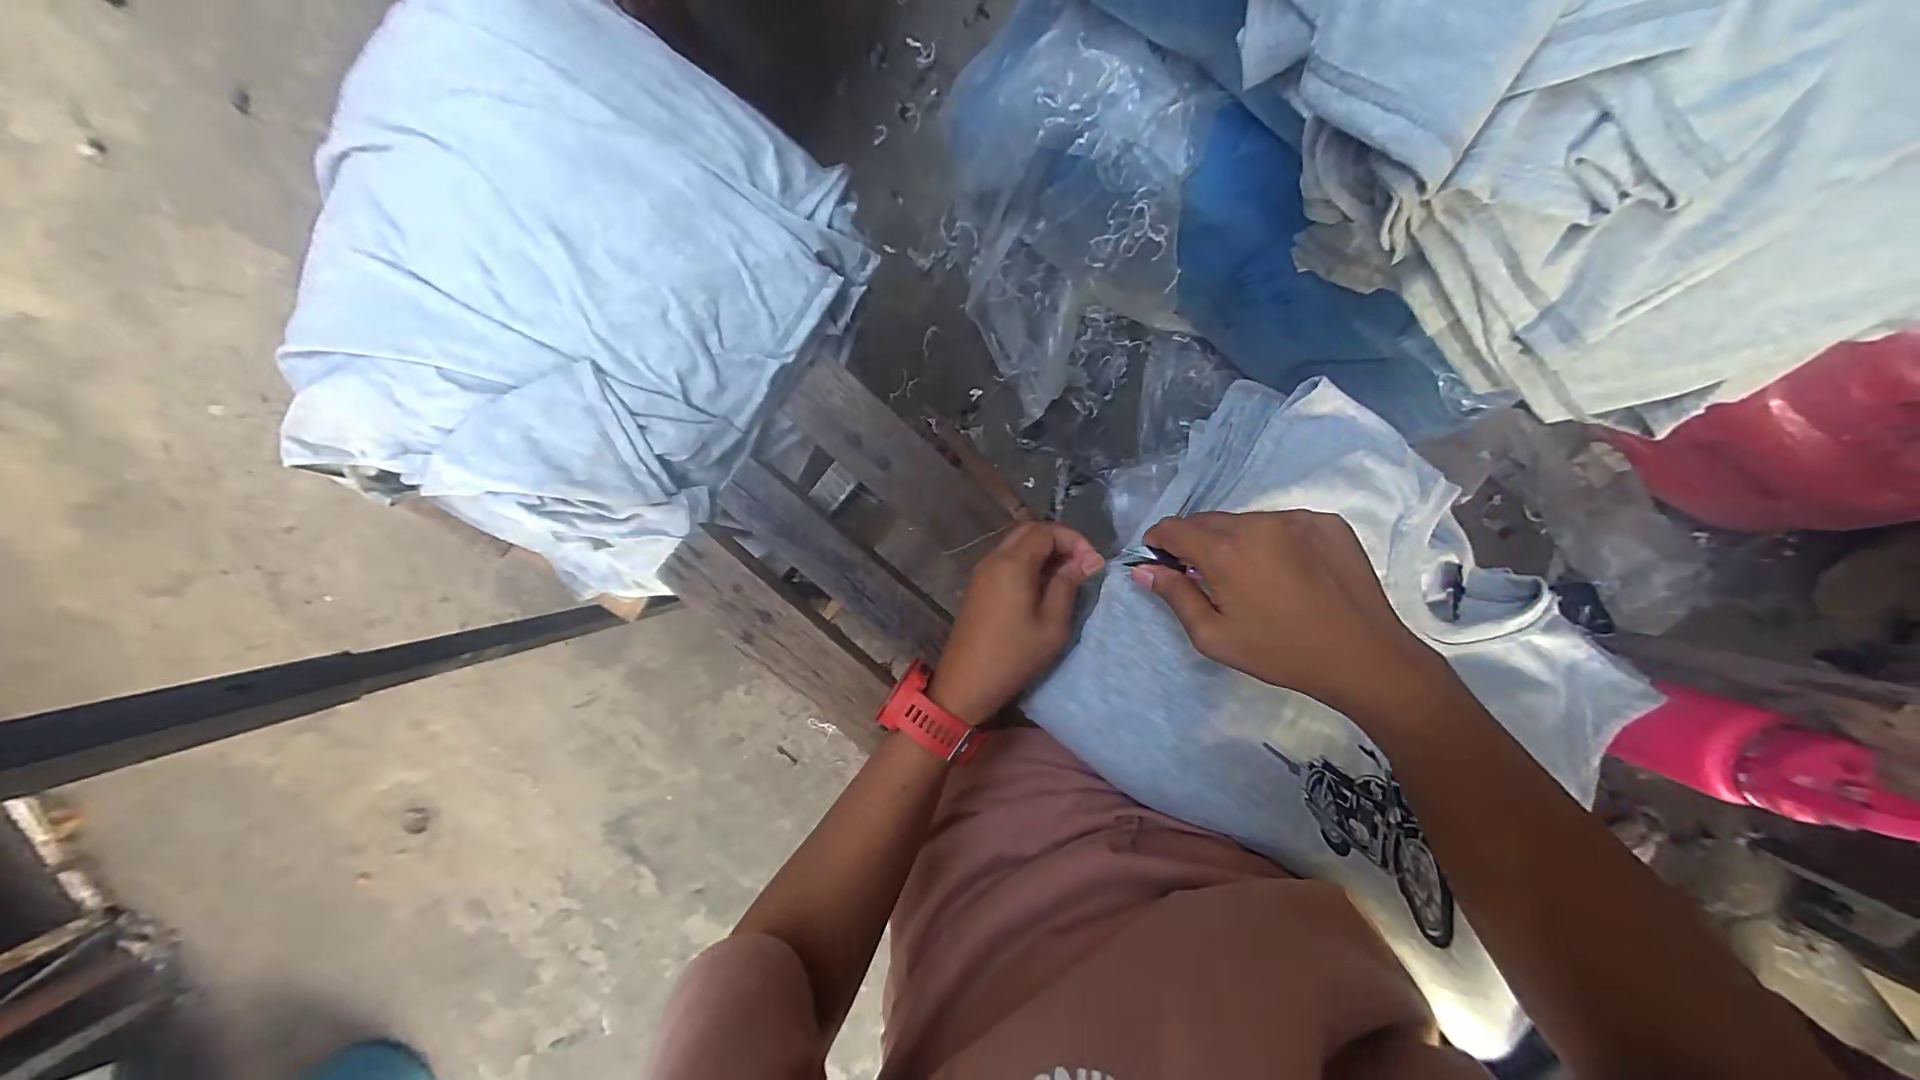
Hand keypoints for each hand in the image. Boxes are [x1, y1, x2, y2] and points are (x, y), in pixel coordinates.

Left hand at [929, 522, 1104, 725]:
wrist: (967, 682)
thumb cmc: (1014, 655)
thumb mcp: (1053, 624)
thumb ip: (1068, 585)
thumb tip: (1087, 560)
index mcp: (1012, 563)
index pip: (1046, 530)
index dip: (1074, 540)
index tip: (1093, 564)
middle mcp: (993, 559)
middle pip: (1029, 531)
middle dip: (1059, 541)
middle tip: (1081, 566)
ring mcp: (982, 572)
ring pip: (1016, 544)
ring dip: (1043, 552)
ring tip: (1066, 578)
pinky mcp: (978, 586)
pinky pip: (1006, 561)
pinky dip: (1028, 563)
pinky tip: (1042, 587)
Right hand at [1133, 511, 1458, 717]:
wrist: (1364, 656)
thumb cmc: (1280, 652)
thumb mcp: (1214, 636)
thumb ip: (1174, 596)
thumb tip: (1143, 570)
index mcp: (1224, 551)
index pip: (1173, 528)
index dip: (1159, 541)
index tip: (1160, 559)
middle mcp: (1257, 523)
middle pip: (1207, 520)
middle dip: (1195, 542)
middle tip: (1205, 576)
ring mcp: (1295, 519)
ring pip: (1245, 521)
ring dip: (1234, 540)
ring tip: (1251, 576)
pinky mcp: (1326, 522)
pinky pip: (1282, 523)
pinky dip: (1271, 540)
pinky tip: (1286, 571)